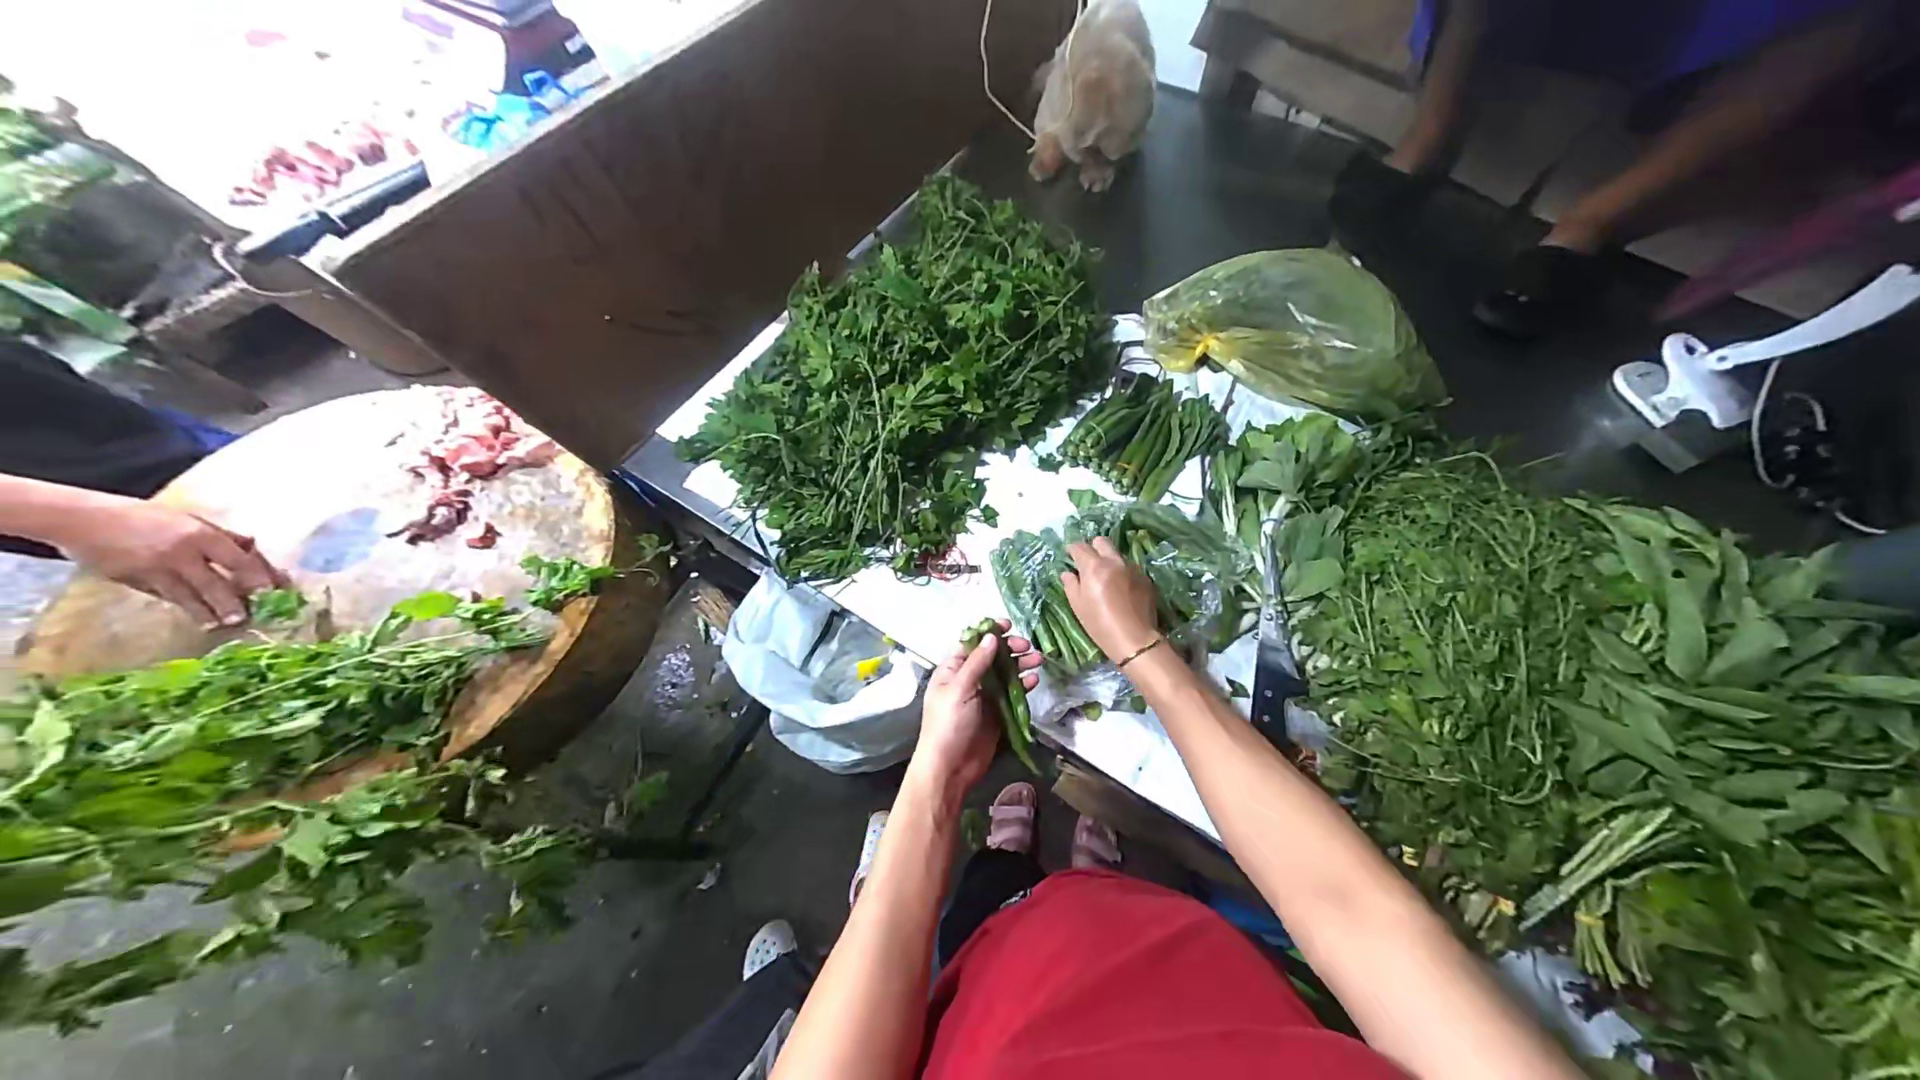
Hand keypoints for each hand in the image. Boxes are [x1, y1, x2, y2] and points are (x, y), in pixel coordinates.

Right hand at [53, 494, 286, 629]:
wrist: (81, 519)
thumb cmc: (145, 517)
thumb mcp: (191, 519)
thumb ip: (223, 536)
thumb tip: (255, 549)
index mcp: (202, 535)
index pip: (239, 561)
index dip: (258, 577)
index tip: (274, 590)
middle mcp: (181, 554)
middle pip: (215, 584)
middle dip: (232, 603)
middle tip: (247, 617)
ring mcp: (154, 569)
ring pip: (188, 596)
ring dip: (206, 612)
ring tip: (220, 625)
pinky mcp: (131, 580)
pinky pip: (163, 595)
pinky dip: (181, 605)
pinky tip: (193, 615)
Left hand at [909, 621, 1042, 799]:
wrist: (951, 767)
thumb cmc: (948, 725)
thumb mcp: (959, 689)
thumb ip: (977, 663)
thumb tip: (991, 637)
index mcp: (952, 670)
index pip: (971, 643)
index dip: (989, 632)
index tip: (1008, 625)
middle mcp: (968, 679)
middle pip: (992, 656)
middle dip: (1009, 648)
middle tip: (1027, 646)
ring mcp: (984, 696)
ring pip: (1005, 673)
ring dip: (1020, 664)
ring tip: (1038, 659)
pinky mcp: (997, 712)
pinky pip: (1012, 693)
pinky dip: (1024, 685)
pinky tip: (1035, 679)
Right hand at [1061, 536, 1160, 661]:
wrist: (1135, 640)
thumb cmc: (1100, 625)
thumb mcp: (1078, 606)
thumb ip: (1071, 585)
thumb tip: (1068, 573)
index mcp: (1094, 567)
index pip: (1080, 546)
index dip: (1073, 550)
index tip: (1070, 558)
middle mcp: (1114, 561)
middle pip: (1102, 541)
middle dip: (1093, 548)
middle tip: (1089, 564)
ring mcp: (1132, 568)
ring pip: (1117, 555)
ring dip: (1109, 561)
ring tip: (1107, 580)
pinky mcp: (1145, 578)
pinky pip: (1130, 568)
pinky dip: (1123, 573)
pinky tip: (1122, 590)